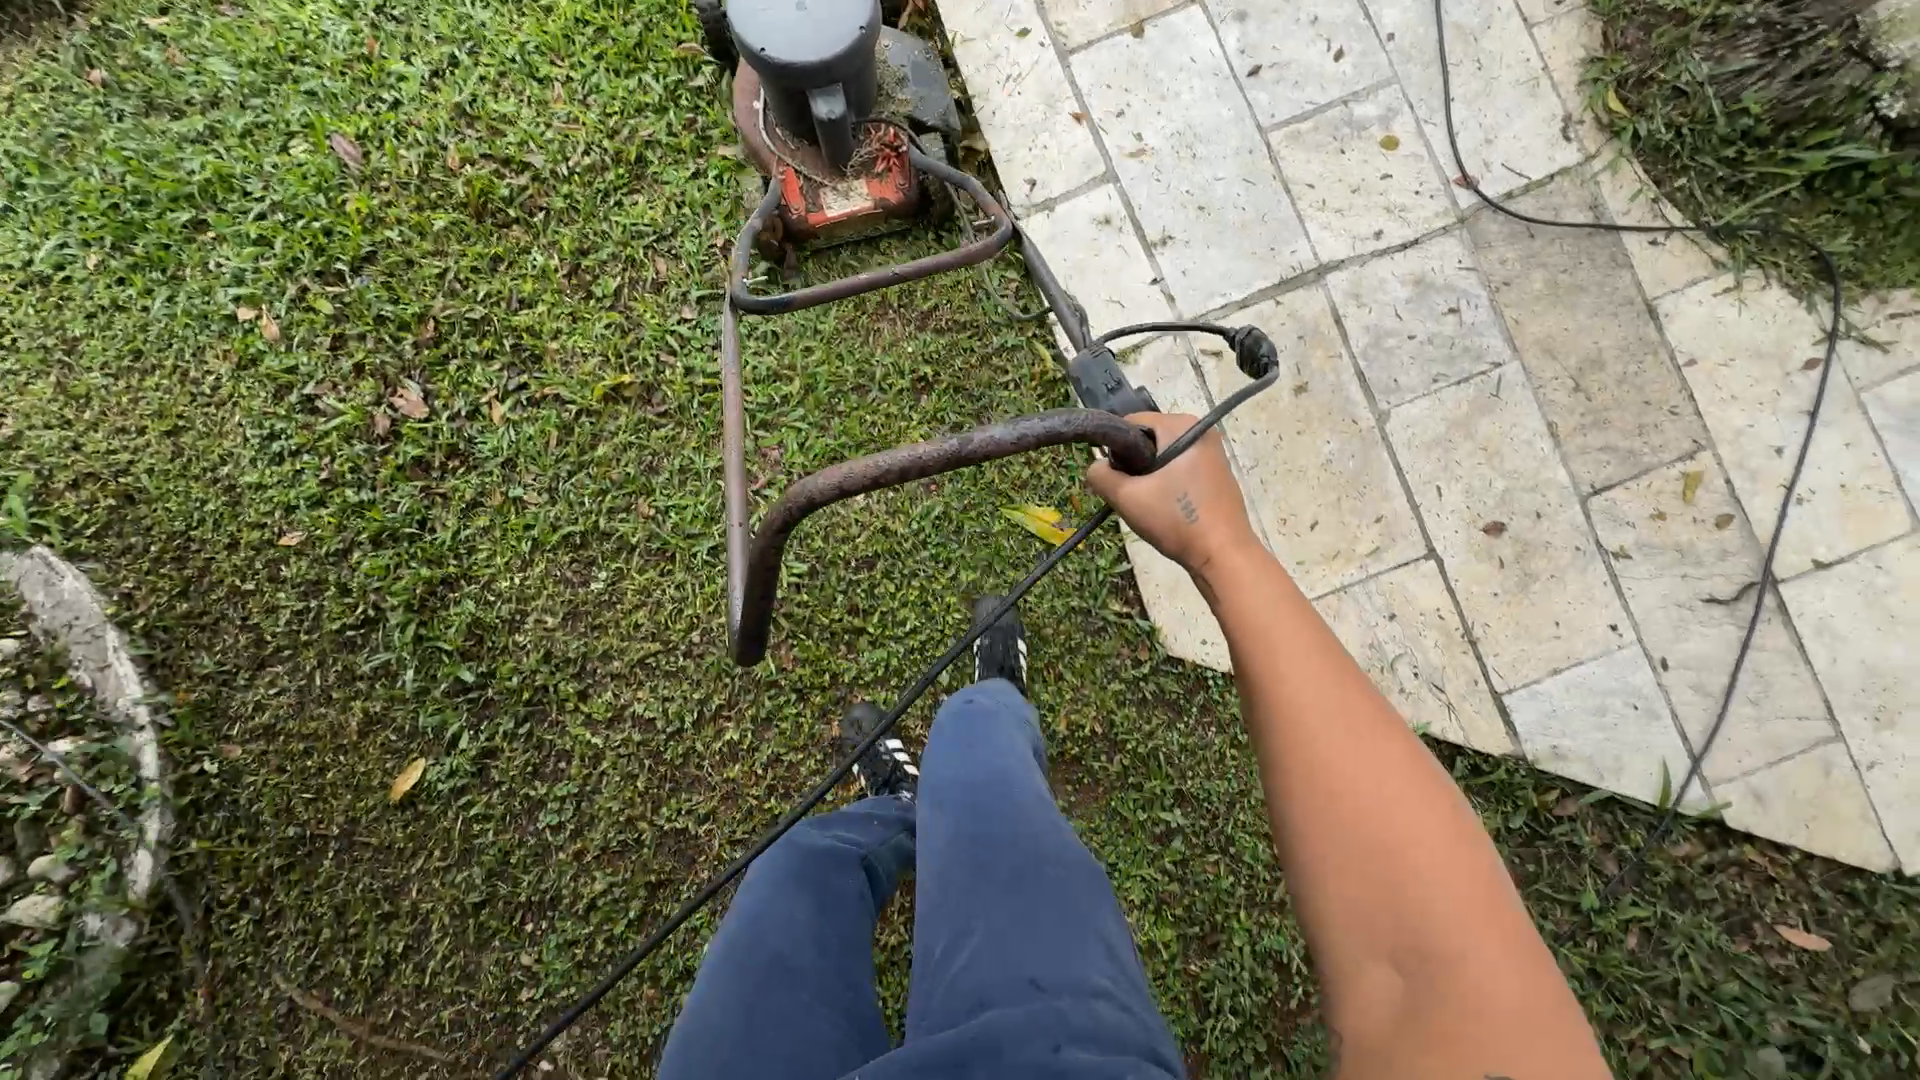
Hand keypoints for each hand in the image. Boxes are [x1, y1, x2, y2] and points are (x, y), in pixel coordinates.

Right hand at [1087, 413, 1262, 582]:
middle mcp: (1201, 431)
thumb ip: (1100, 475)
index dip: (1115, 449)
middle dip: (1133, 466)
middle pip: (1148, 440)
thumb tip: (1096, 467)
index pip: (1131, 423)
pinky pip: (1180, 470)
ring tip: (1148, 505)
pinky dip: (1167, 485)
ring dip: (1149, 479)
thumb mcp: (1126, 497)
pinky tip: (1167, 509)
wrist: (1223, 555)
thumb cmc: (1176, 520)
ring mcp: (1212, 453)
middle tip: (1131, 496)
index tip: (1115, 478)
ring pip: (1163, 458)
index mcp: (1181, 425)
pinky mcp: (1217, 474)